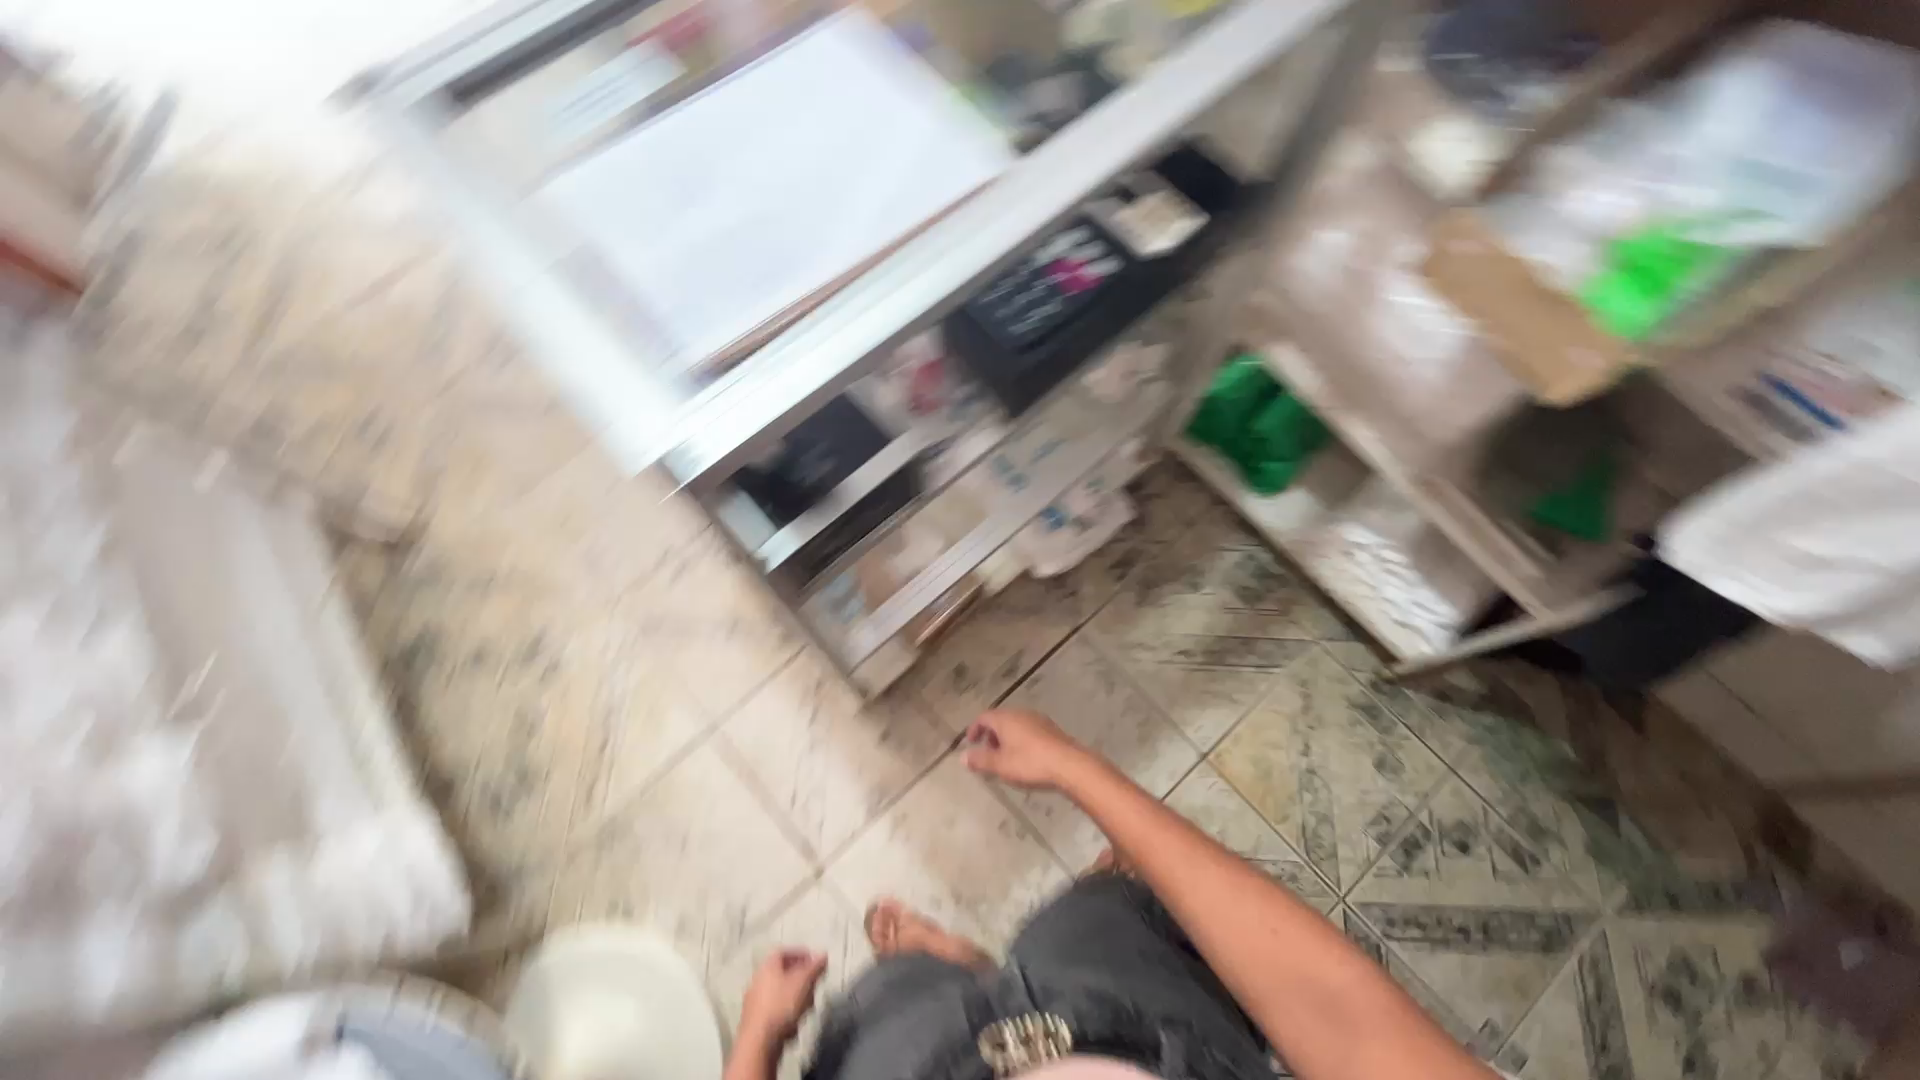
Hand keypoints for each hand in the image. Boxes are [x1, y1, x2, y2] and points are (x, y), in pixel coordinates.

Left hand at [738, 948, 827, 1048]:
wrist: (758, 1042)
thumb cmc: (782, 1005)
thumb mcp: (804, 982)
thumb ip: (814, 967)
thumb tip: (823, 954)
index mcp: (767, 966)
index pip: (784, 952)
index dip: (801, 954)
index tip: (815, 962)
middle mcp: (757, 979)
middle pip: (782, 972)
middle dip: (801, 977)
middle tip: (814, 984)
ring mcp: (754, 1000)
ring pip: (779, 991)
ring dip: (795, 995)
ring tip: (807, 1005)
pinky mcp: (755, 1020)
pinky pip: (774, 1008)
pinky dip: (786, 1010)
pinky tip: (794, 1021)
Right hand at [963, 708, 1089, 790]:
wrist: (1069, 764)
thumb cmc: (1030, 763)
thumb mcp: (1000, 765)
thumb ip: (980, 760)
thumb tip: (963, 757)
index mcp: (1005, 718)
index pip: (983, 717)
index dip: (974, 729)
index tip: (971, 742)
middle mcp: (1021, 713)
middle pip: (1000, 719)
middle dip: (991, 735)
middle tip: (987, 752)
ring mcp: (1038, 719)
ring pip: (1015, 725)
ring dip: (1006, 738)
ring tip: (1005, 757)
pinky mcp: (1051, 729)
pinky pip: (1029, 730)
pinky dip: (1020, 740)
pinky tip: (1025, 757)